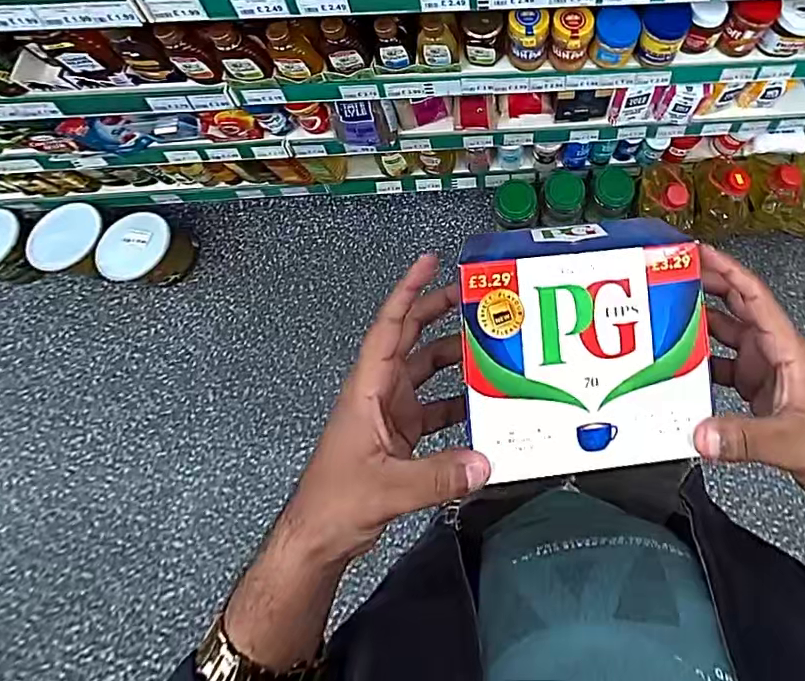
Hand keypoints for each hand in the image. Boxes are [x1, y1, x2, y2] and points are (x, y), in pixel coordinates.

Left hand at [282, 253, 490, 560]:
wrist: (316, 541)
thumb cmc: (332, 505)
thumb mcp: (388, 488)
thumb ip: (439, 476)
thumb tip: (484, 462)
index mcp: (368, 388)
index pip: (389, 326)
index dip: (408, 290)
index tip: (429, 264)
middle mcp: (381, 390)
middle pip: (411, 336)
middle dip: (439, 310)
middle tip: (473, 295)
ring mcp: (392, 409)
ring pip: (427, 367)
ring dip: (455, 354)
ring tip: (489, 344)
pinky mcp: (403, 431)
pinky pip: (437, 402)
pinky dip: (460, 398)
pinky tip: (484, 403)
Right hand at [694, 244, 804, 505]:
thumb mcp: (789, 441)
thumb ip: (742, 439)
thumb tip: (701, 432)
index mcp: (787, 347)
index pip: (754, 295)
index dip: (728, 269)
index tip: (702, 253)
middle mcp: (774, 350)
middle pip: (736, 306)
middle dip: (707, 286)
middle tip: (674, 276)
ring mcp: (764, 368)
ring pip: (727, 334)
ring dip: (701, 323)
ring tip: (669, 315)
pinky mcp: (757, 388)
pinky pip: (723, 364)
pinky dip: (702, 362)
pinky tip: (683, 368)